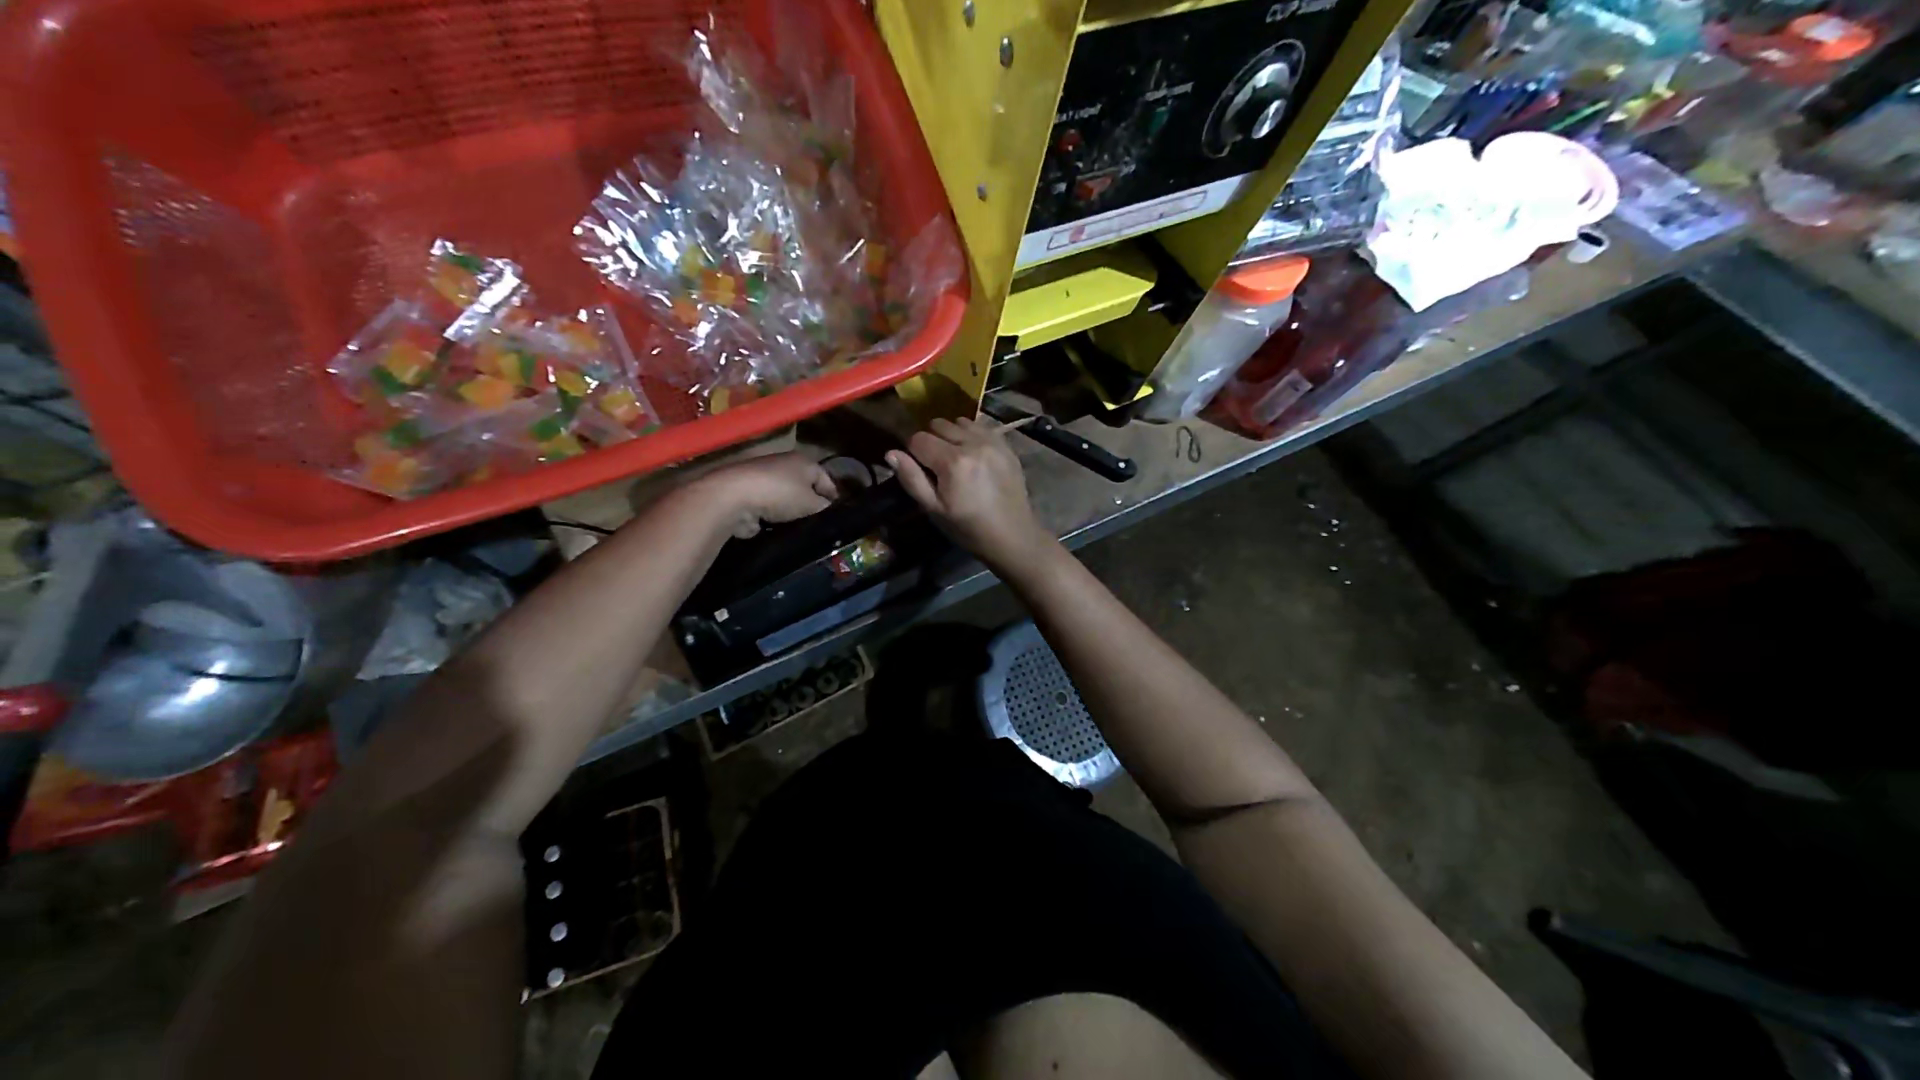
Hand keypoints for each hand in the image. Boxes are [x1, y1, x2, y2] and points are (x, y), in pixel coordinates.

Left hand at [692, 452, 836, 538]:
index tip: (840, 517)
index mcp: (804, 461)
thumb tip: (830, 510)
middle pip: (806, 489)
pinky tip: (782, 532)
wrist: (733, 497)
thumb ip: (825, 507)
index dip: (835, 498)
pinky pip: (770, 510)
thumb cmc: (780, 494)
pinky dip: (775, 520)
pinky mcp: (750, 496)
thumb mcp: (812, 503)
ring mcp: (765, 480)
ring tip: (803, 532)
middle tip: (822, 527)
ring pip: (788, 501)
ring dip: (793, 515)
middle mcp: (785, 466)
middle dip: (813, 506)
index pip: (827, 479)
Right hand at [888, 417, 1054, 570]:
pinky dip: (971, 434)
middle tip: (938, 466)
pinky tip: (974, 454)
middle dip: (932, 441)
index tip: (921, 470)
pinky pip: (981, 425)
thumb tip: (890, 453)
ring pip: (959, 421)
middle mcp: (973, 443)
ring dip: (952, 435)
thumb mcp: (934, 509)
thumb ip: (911, 479)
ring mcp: (992, 441)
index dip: (913, 453)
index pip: (918, 439)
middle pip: (938, 424)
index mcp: (952, 462)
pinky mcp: (1006, 444)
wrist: (1012, 535)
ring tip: (956, 458)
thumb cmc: (968, 528)